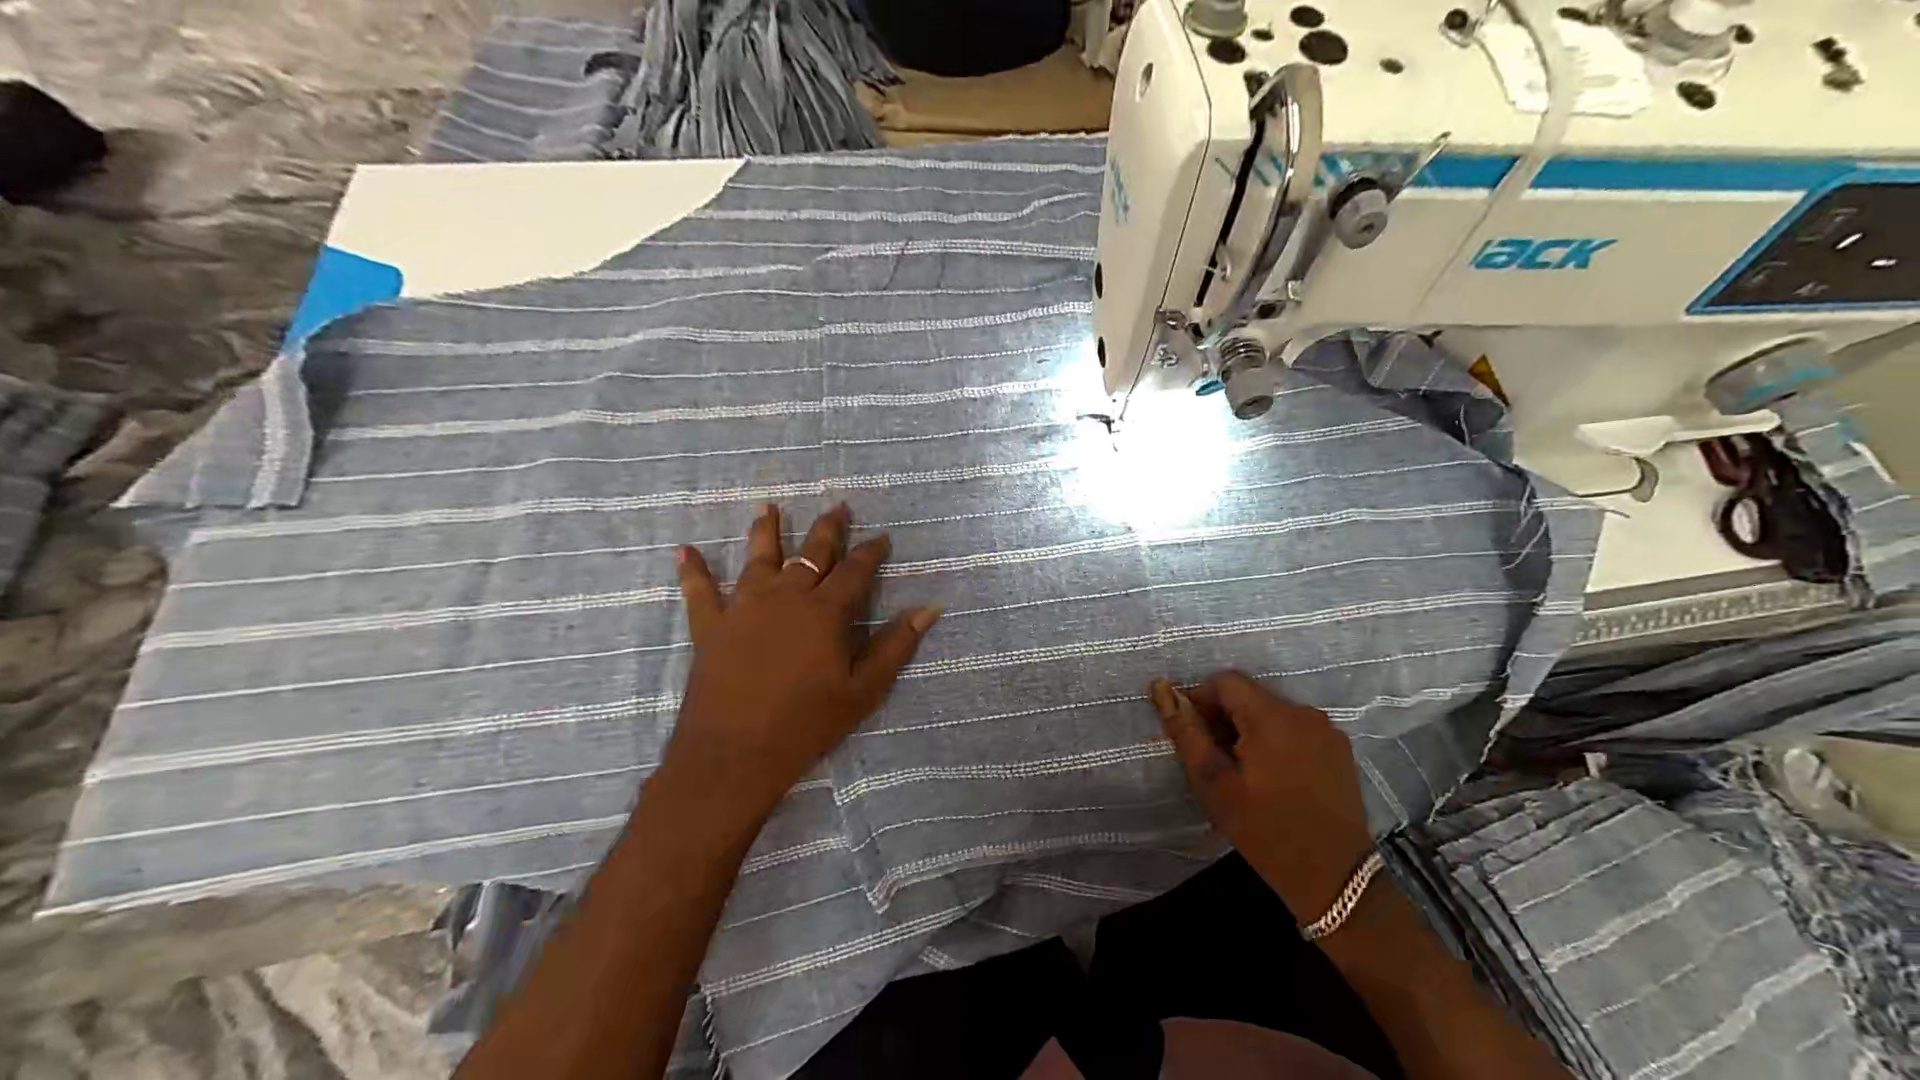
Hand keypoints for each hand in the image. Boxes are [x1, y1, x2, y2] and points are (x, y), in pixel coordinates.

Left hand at [667, 503, 939, 815]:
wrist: (736, 752)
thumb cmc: (806, 723)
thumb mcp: (863, 690)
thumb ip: (896, 646)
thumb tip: (929, 609)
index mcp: (824, 611)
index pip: (855, 570)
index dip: (871, 552)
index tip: (882, 537)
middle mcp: (785, 597)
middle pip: (811, 553)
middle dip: (828, 528)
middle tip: (838, 506)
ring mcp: (744, 607)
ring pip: (758, 558)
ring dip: (765, 531)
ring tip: (768, 507)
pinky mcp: (711, 625)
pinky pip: (699, 590)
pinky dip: (693, 570)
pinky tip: (684, 550)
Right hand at [1150, 672, 1373, 922]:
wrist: (1334, 877)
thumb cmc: (1265, 829)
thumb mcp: (1214, 783)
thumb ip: (1186, 732)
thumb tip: (1162, 690)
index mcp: (1272, 717)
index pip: (1225, 681)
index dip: (1201, 701)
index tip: (1196, 737)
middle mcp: (1303, 713)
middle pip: (1250, 695)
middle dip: (1225, 718)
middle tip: (1215, 760)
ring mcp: (1326, 731)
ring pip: (1272, 712)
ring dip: (1249, 731)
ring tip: (1243, 773)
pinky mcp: (1339, 750)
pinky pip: (1295, 729)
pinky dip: (1275, 742)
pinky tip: (1273, 779)